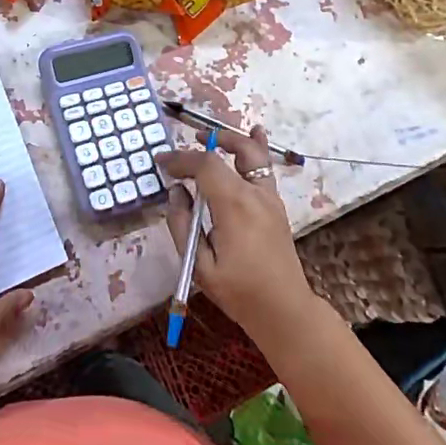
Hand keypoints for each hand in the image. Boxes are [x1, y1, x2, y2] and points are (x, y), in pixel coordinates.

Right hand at [160, 127, 320, 338]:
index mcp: (235, 204)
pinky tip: (256, 134)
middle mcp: (255, 193)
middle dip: (210, 141)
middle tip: (190, 141)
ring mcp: (270, 197)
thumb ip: (183, 224)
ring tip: (215, 136)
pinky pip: (265, 168)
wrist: (284, 310)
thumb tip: (176, 192)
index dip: (181, 159)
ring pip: (255, 154)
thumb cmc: (238, 291)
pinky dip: (257, 149)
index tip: (161, 162)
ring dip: (233, 140)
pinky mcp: (275, 206)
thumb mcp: (199, 265)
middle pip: (234, 150)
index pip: (205, 165)